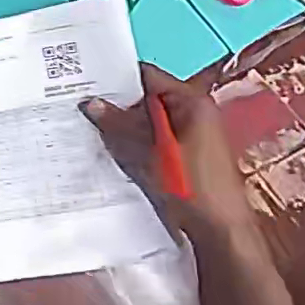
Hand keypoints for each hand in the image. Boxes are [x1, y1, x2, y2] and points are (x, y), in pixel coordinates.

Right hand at [82, 64, 256, 242]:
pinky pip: (156, 135)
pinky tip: (114, 146)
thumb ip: (121, 125)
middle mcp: (194, 111)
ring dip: (125, 123)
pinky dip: (137, 138)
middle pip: (148, 97)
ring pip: (150, 118)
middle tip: (83, 104)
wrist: (221, 229)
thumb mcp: (152, 154)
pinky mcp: (187, 151)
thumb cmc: (192, 186)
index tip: (87, 79)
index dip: (118, 76)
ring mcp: (192, 132)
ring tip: (91, 123)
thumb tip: (91, 103)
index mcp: (192, 101)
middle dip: (118, 102)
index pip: (149, 76)